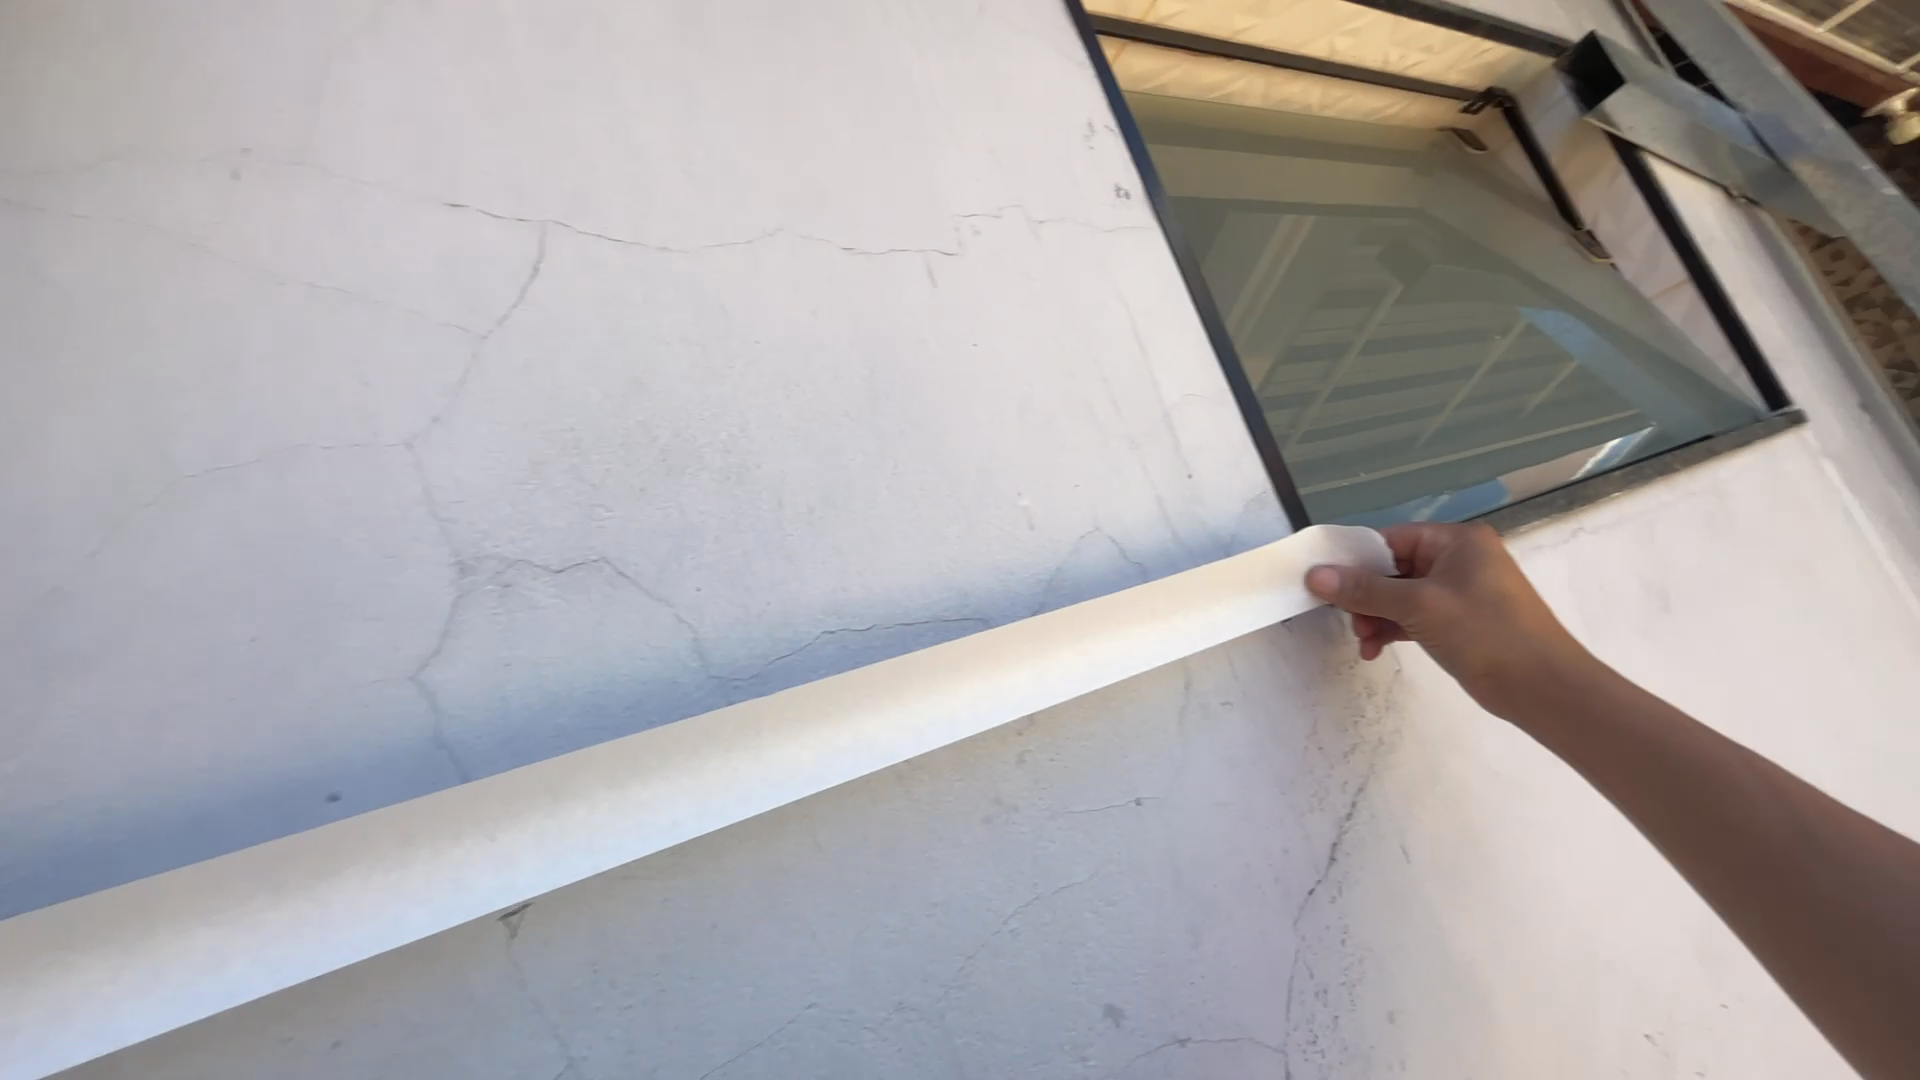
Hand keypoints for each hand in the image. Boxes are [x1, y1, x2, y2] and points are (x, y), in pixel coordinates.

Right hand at [1305, 522, 1604, 720]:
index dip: (1354, 560)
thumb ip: (1363, 589)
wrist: (1544, 689)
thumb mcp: (1418, 606)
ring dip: (1373, 617)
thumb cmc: (1486, 633)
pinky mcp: (1456, 620)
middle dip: (1363, 596)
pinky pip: (1410, 616)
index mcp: (1456, 541)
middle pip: (1390, 568)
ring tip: (1364, 642)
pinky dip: (1390, 629)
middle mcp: (1457, 559)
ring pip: (1396, 595)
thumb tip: (1314, 575)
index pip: (1389, 539)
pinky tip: (1374, 650)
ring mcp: (1457, 591)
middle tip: (1347, 620)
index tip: (1324, 583)